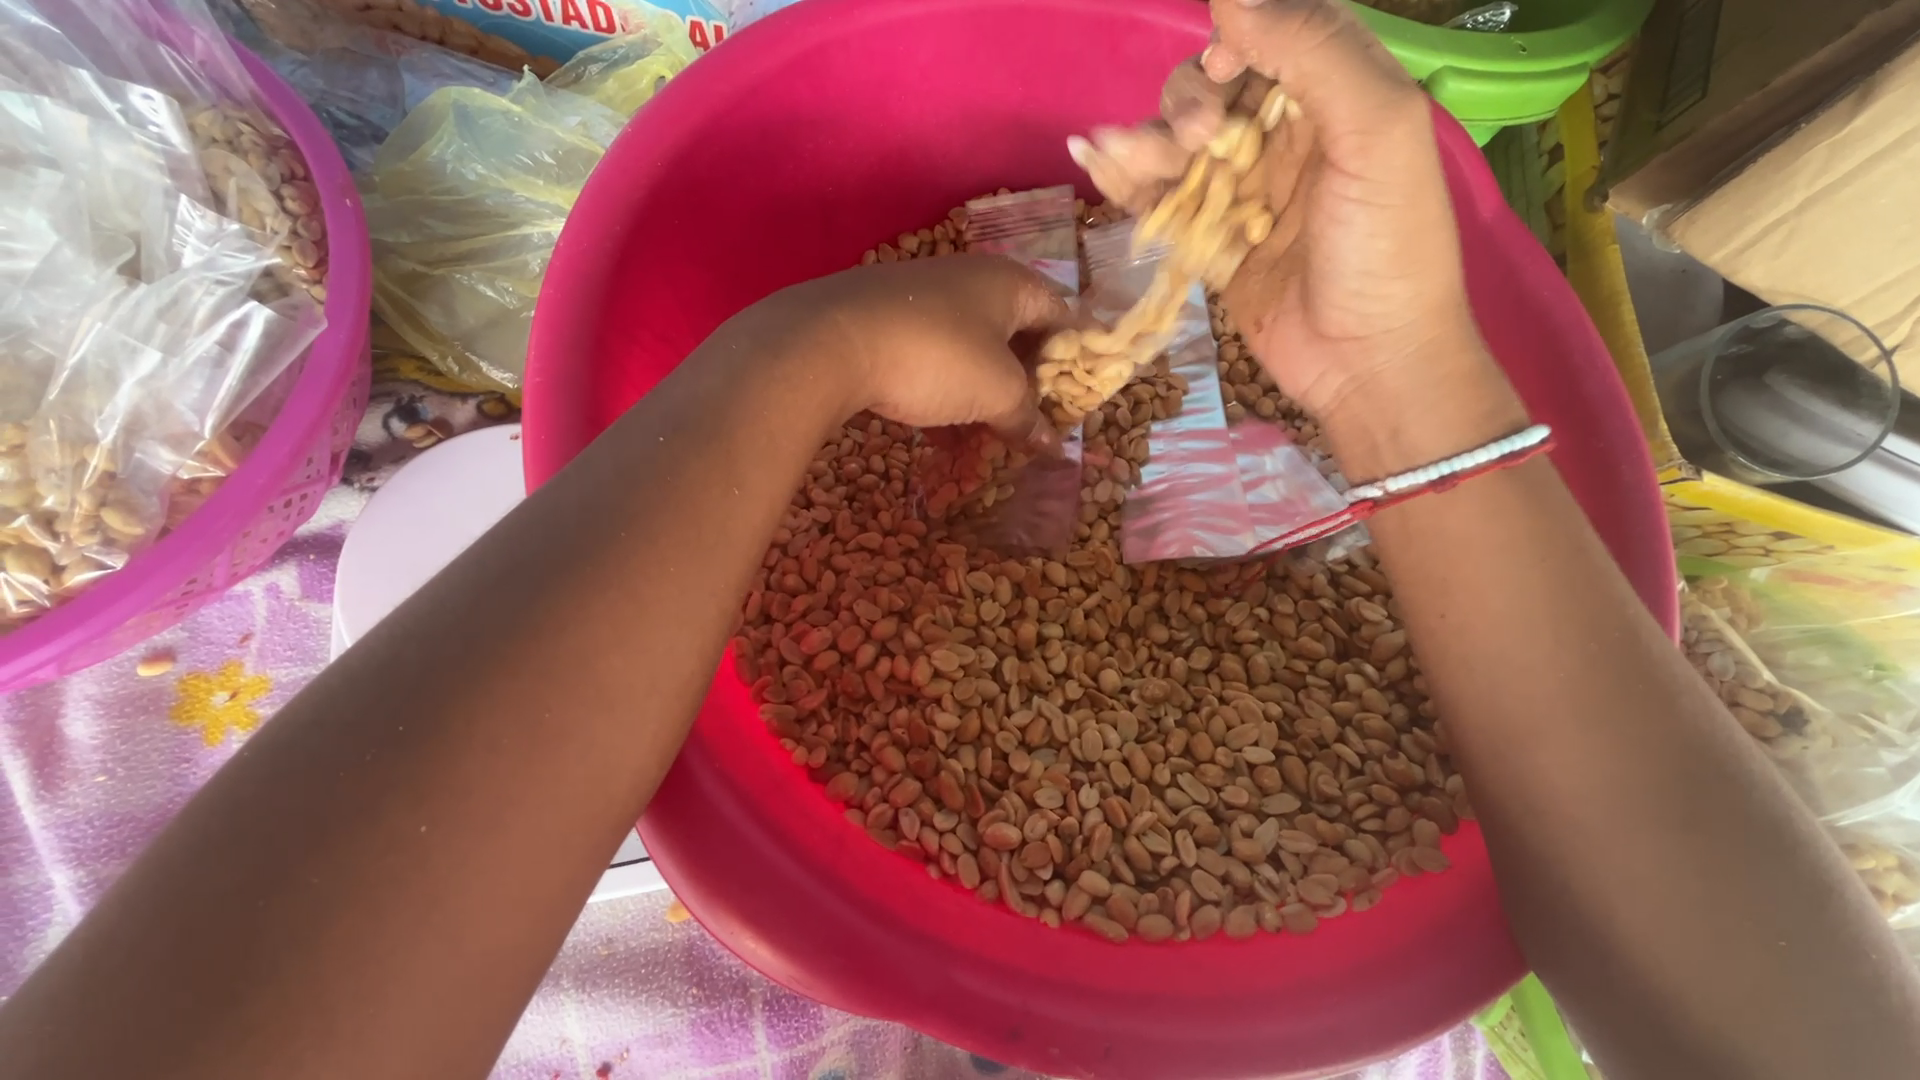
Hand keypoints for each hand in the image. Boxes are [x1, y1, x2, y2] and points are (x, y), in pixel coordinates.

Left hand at [739, 254, 1069, 447]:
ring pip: (972, 359)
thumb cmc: (937, 357)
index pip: (1065, 316)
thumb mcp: (998, 392)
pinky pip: (933, 367)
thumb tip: (1054, 444)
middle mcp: (971, 283)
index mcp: (1010, 284)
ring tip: (989, 449)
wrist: (831, 343)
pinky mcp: (888, 328)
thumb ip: (1030, 416)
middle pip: (1017, 339)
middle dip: (1027, 391)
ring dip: (984, 406)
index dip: (1078, 360)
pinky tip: (943, 444)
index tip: (1081, 402)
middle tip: (1035, 432)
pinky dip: (946, 403)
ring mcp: (924, 304)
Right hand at [1069, 0, 1523, 470]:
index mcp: (1339, 99)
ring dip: (1146, 143)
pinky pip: (1165, 201)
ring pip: (1180, 147)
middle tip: (1195, 142)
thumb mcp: (1375, 132)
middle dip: (1189, 105)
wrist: (1367, 362)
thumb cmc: (1387, 249)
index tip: (1224, 71)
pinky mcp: (1214, 244)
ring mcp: (1247, 195)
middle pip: (1215, 92)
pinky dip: (1129, 182)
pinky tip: (1096, 163)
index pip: (1274, 39)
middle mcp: (1289, 139)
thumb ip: (1315, 52)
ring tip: (1118, 157)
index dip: (1237, 42)